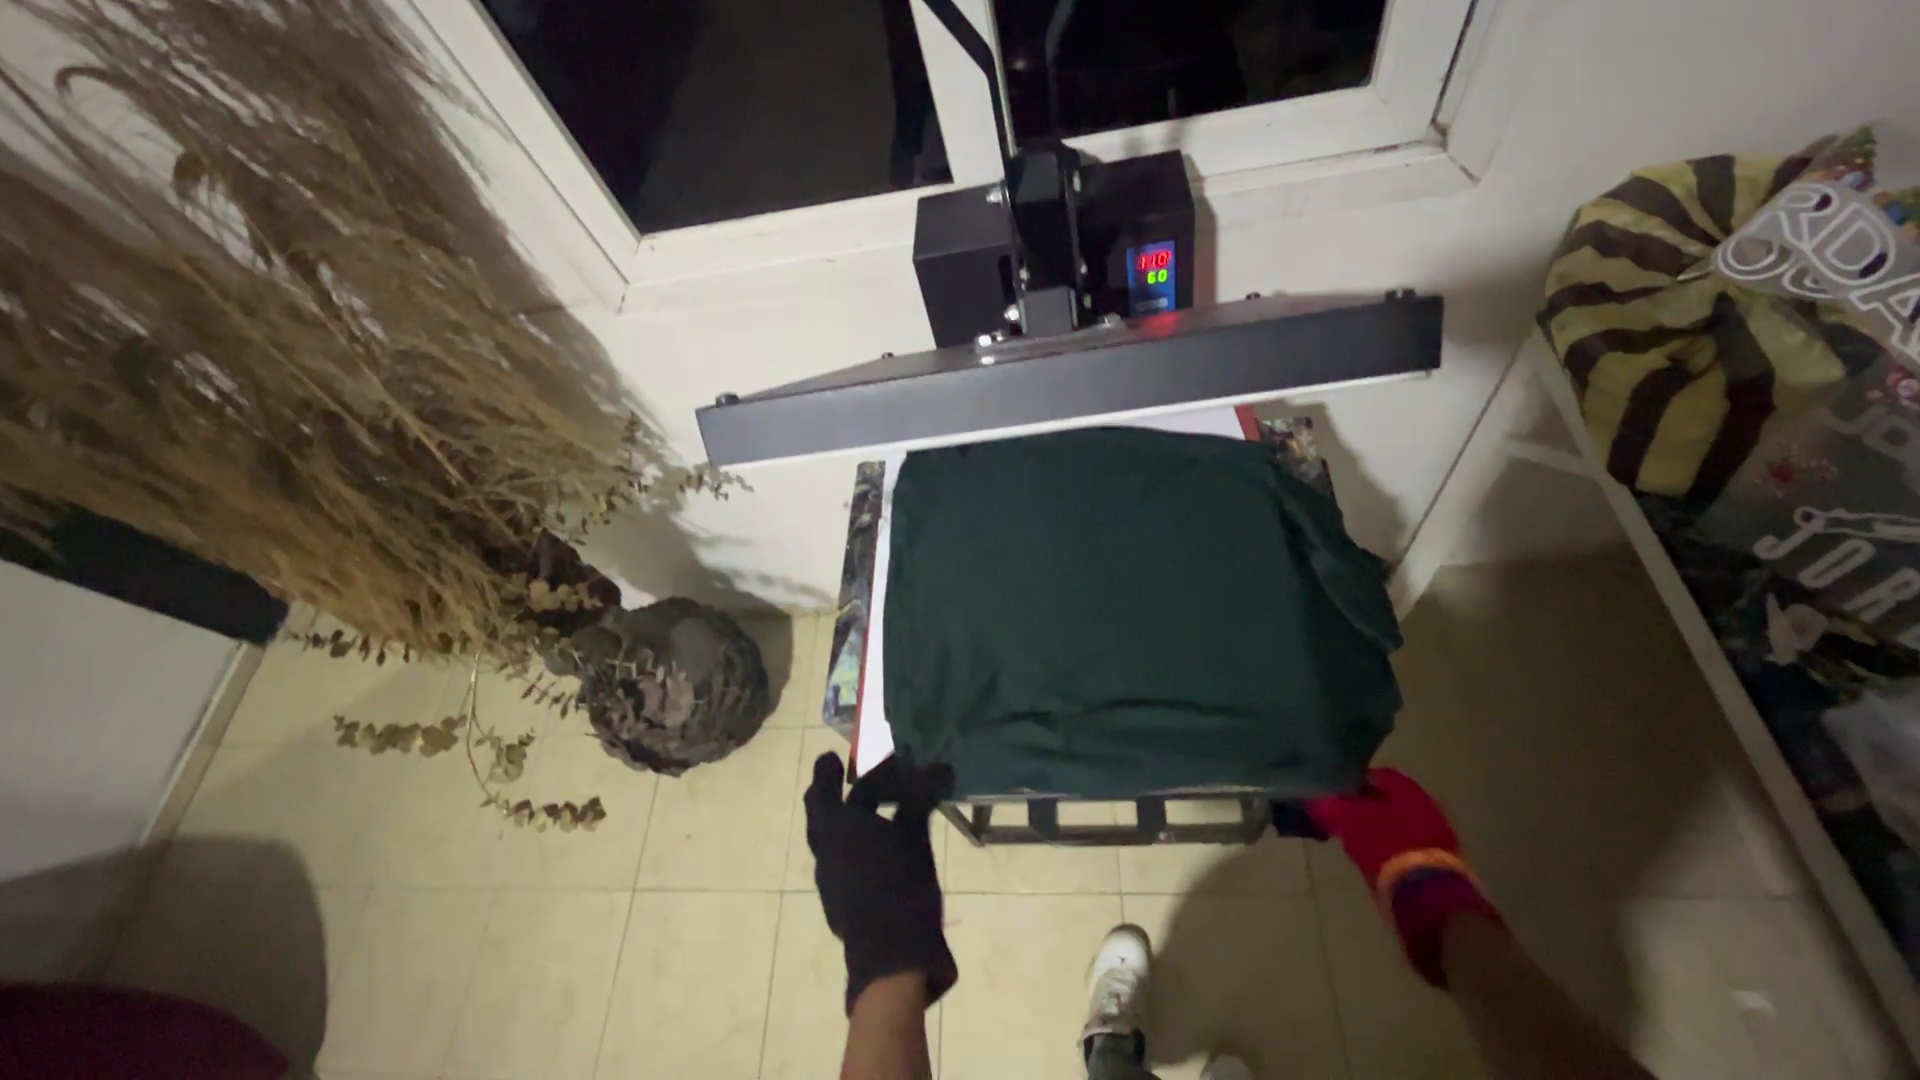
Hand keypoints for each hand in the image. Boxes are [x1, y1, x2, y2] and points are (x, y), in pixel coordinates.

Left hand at [805, 752, 957, 1013]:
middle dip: (837, 794)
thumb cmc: (900, 886)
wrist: (891, 958)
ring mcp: (829, 880)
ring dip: (850, 823)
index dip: (827, 772)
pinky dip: (856, 847)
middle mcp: (825, 851)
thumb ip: (920, 799)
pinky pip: (842, 862)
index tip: (834, 758)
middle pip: (824, 815)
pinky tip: (882, 852)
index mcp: (836, 828)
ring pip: (833, 840)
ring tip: (877, 814)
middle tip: (853, 779)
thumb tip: (938, 766)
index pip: (824, 789)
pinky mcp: (840, 902)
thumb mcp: (914, 837)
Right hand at [1305, 767, 1502, 986]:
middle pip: (1390, 800)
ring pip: (1398, 823)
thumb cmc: (1388, 851)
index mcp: (1409, 791)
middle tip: (1341, 816)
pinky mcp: (1438, 862)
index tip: (1334, 792)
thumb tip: (1314, 799)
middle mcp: (1427, 807)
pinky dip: (1389, 848)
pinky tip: (1373, 860)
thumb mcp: (1351, 826)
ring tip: (1353, 840)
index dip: (1354, 782)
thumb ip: (1332, 809)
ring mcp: (1437, 836)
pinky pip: (1406, 845)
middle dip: (1366, 807)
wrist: (1431, 901)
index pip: (1378, 776)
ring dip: (1377, 828)